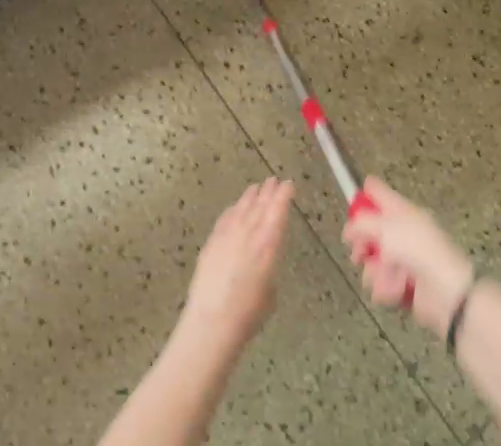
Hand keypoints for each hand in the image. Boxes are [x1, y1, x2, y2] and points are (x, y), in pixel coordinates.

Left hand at [181, 178, 294, 347]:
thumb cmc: (249, 313)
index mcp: (268, 245)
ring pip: (241, 209)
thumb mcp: (270, 289)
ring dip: (250, 197)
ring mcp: (227, 236)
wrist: (213, 320)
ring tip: (256, 187)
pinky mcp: (211, 243)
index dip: (284, 196)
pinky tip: (235, 207)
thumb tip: (262, 260)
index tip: (288, 184)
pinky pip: (224, 219)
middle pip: (260, 206)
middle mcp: (248, 235)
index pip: (278, 213)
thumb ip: (268, 265)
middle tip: (274, 179)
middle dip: (268, 192)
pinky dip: (232, 210)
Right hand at [343, 177, 474, 338]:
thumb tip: (348, 230)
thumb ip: (360, 223)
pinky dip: (385, 288)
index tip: (351, 205)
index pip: (380, 195)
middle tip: (358, 254)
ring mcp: (405, 259)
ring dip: (376, 272)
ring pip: (374, 261)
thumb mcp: (385, 227)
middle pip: (372, 232)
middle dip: (362, 245)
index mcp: (405, 212)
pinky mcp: (404, 284)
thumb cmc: (417, 249)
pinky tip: (394, 290)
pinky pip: (383, 283)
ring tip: (385, 277)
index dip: (364, 196)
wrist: (445, 289)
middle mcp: (404, 233)